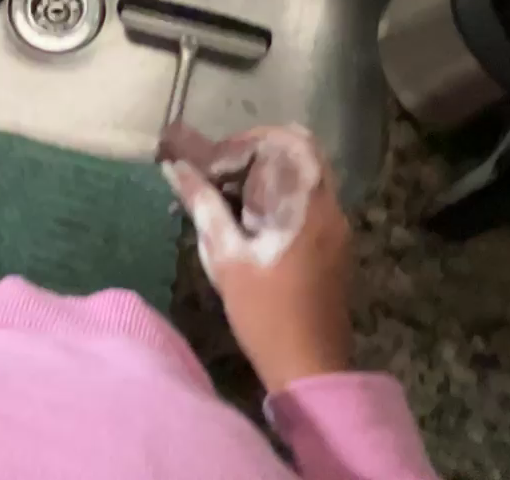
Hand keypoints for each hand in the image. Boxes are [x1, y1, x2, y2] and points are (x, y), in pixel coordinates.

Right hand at [161, 126, 354, 393]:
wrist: (311, 369)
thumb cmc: (265, 312)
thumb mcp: (225, 257)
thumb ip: (203, 205)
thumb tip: (176, 166)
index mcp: (307, 205)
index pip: (289, 141)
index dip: (248, 140)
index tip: (216, 161)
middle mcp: (328, 207)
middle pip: (297, 152)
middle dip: (252, 153)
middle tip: (215, 170)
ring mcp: (334, 225)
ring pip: (300, 175)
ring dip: (262, 174)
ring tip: (222, 192)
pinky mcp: (330, 243)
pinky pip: (304, 198)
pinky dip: (274, 194)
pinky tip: (243, 216)